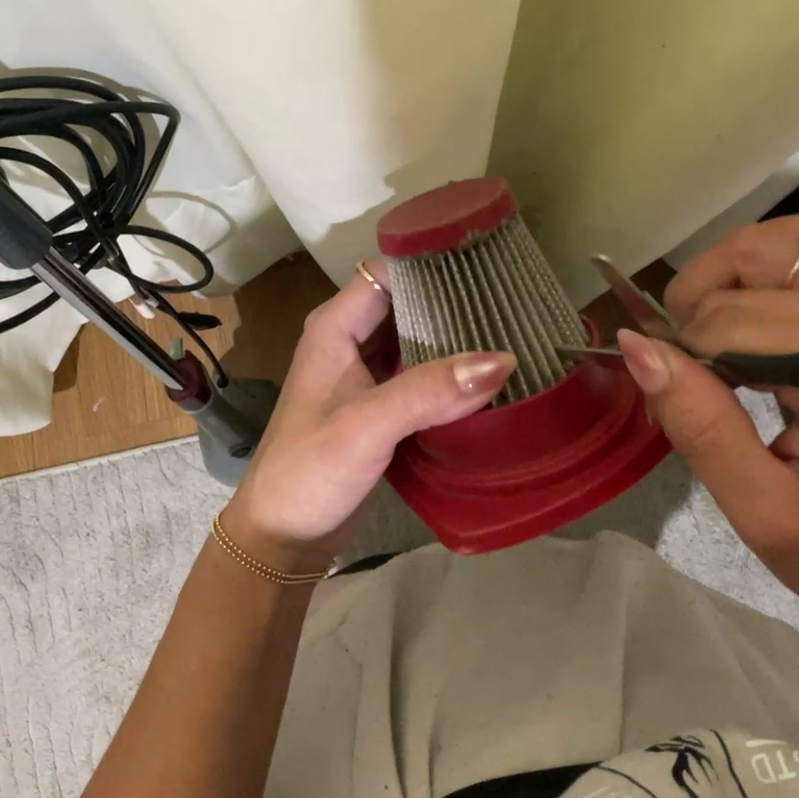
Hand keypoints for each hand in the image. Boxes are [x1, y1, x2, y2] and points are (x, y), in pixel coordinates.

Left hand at [225, 258, 516, 570]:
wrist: (283, 535)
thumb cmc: (309, 471)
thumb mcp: (367, 426)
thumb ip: (429, 391)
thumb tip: (503, 360)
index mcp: (335, 327)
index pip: (388, 271)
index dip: (432, 262)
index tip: (487, 263)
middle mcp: (350, 340)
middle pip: (409, 302)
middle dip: (455, 300)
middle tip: (515, 301)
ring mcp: (367, 374)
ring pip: (418, 339)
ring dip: (456, 338)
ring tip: (516, 330)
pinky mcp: (382, 407)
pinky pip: (423, 375)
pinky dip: (451, 373)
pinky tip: (491, 376)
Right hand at [619, 211, 798, 634]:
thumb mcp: (762, 511)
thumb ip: (701, 425)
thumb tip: (635, 346)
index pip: (744, 321)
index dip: (688, 352)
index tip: (673, 401)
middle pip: (763, 255)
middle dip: (701, 306)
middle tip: (688, 370)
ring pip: (781, 242)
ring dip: (724, 281)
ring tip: (710, 343)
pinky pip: (797, 257)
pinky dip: (749, 282)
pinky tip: (741, 335)